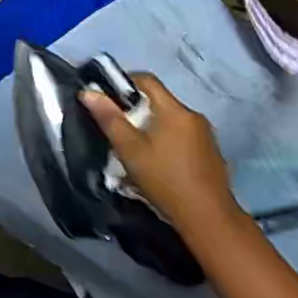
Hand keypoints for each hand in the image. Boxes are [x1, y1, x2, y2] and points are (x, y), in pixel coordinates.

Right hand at [80, 73, 244, 235]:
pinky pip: (180, 137)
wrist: (207, 218)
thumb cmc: (165, 180)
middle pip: (158, 102)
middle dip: (134, 111)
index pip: (147, 80)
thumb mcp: (130, 150)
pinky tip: (154, 165)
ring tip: (131, 151)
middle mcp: (193, 116)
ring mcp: (205, 135)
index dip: (123, 82)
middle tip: (115, 131)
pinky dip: (163, 142)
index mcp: (175, 110)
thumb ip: (109, 119)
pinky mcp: (209, 153)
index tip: (105, 98)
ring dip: (148, 129)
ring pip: (168, 121)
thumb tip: (88, 91)